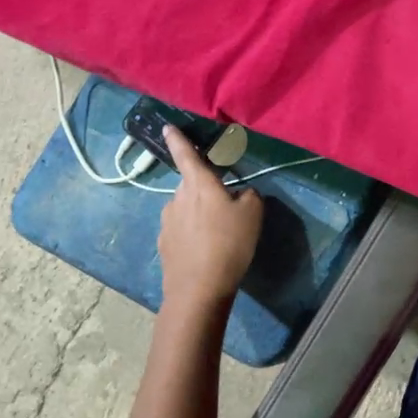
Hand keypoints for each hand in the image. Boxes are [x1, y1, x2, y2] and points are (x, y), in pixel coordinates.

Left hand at [157, 125, 263, 308]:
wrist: (198, 290)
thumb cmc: (229, 243)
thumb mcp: (254, 212)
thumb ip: (248, 194)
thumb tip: (239, 192)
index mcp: (199, 185)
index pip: (186, 155)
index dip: (178, 140)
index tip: (167, 127)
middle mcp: (178, 198)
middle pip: (191, 183)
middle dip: (205, 186)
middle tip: (227, 201)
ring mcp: (167, 222)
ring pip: (186, 206)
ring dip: (200, 210)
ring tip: (219, 230)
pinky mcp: (164, 244)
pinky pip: (182, 227)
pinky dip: (194, 230)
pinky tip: (207, 247)